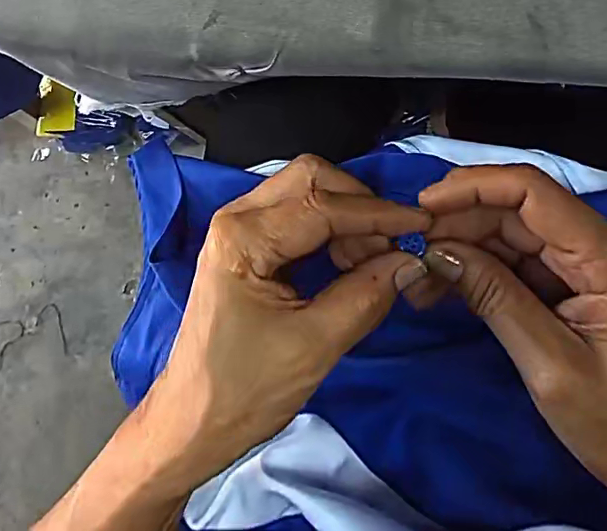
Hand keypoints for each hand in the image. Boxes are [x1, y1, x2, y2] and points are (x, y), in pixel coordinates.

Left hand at [37, 156, 427, 530]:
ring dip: (348, 215)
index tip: (420, 225)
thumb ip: (365, 296)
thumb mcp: (313, 348)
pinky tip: (349, 258)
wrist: (186, 428)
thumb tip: (411, 261)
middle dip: (360, 205)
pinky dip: (333, 226)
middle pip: (314, 179)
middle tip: (390, 245)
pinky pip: (301, 211)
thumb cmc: (242, 392)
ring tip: (373, 257)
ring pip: (309, 189)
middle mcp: (238, 217)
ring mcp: (240, 225)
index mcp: (244, 238)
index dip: (378, 214)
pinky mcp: (248, 240)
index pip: (324, 206)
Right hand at [418, 164, 606, 530]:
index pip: (535, 191)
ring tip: (422, 272)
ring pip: (518, 233)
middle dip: (463, 219)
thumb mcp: (553, 370)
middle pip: (521, 209)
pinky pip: (525, 262)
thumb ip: (496, 300)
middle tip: (413, 247)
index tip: (425, 204)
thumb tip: (440, 252)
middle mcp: (602, 247)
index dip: (476, 185)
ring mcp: (591, 266)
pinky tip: (450, 285)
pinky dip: (486, 269)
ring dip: (468, 245)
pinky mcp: (580, 287)